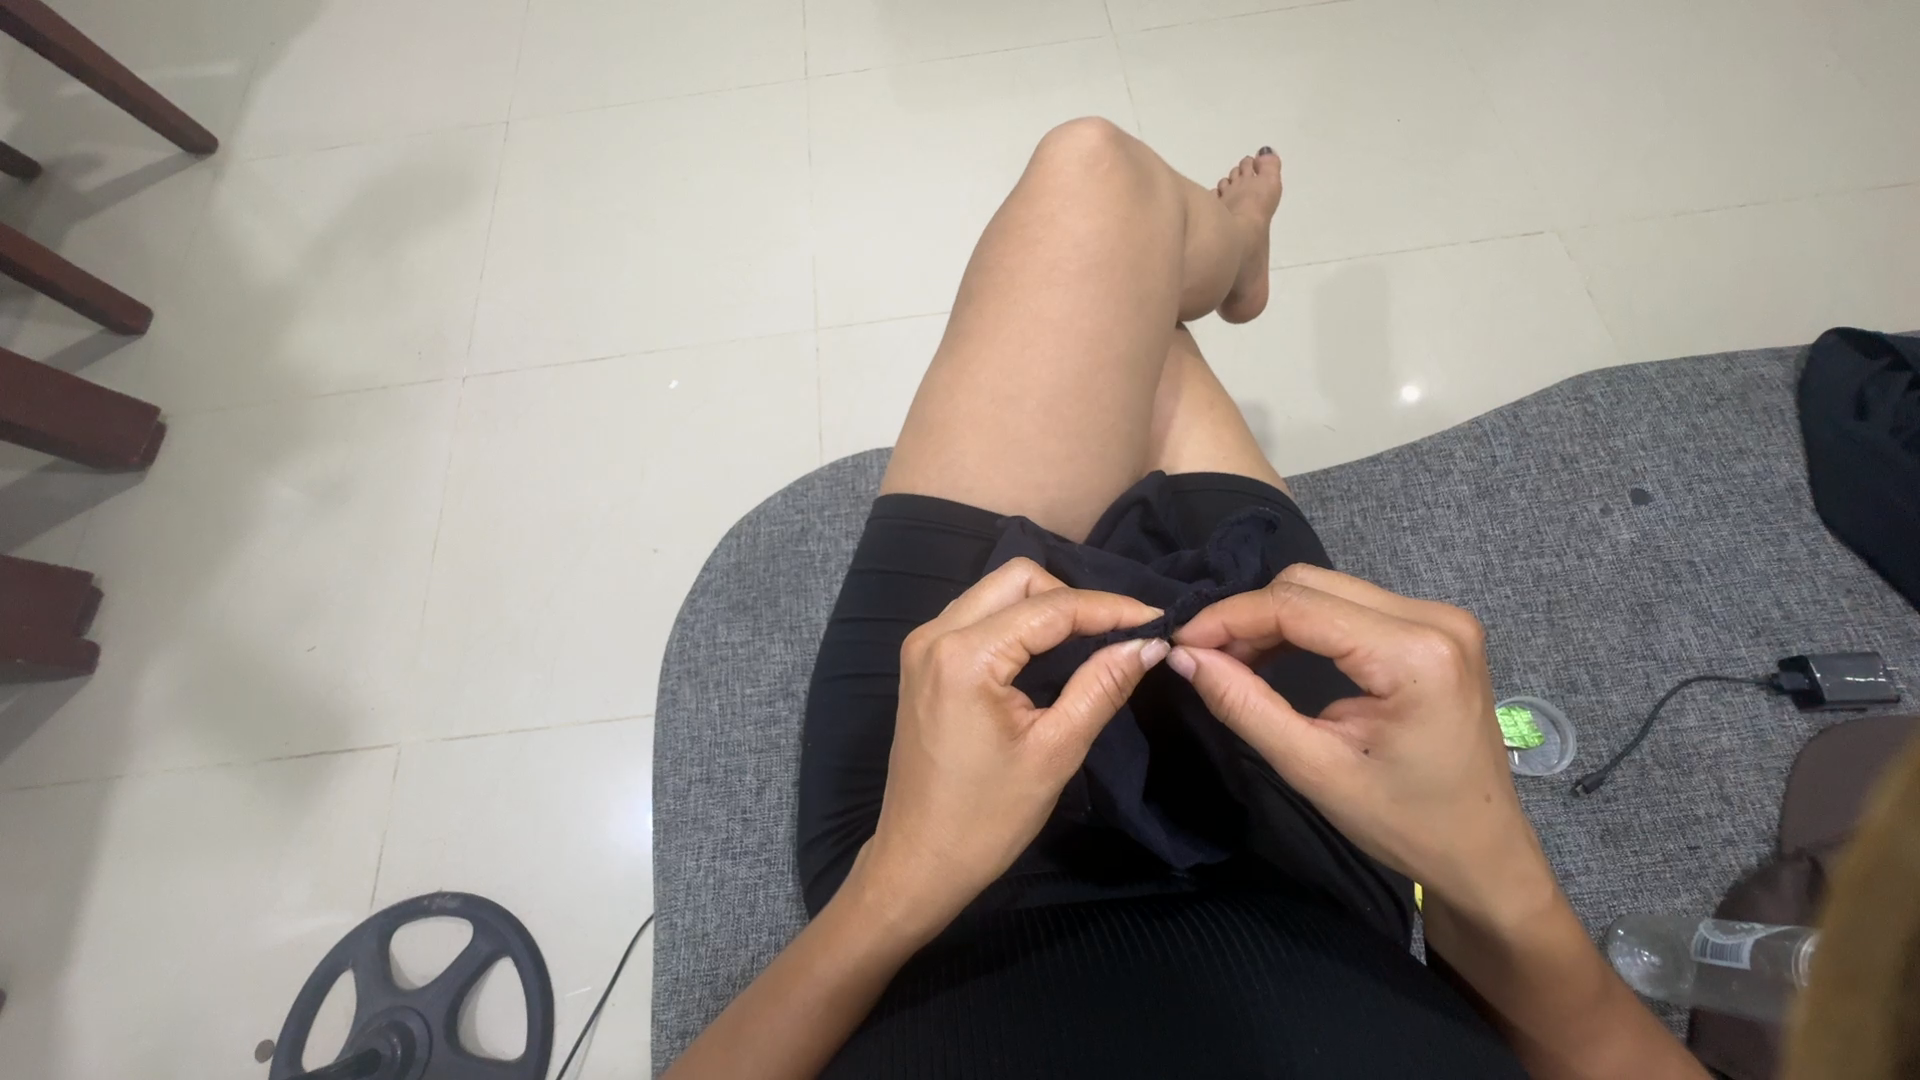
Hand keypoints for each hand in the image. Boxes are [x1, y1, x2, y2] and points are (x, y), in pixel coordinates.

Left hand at [851, 557, 1167, 938]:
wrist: (918, 860)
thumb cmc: (987, 818)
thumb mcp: (1056, 751)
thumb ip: (1101, 686)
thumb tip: (1148, 644)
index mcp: (965, 655)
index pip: (1050, 607)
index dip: (1109, 608)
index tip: (1155, 618)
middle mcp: (935, 633)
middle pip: (1018, 578)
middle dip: (1073, 598)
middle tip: (1117, 633)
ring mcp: (923, 644)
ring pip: (996, 591)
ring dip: (1044, 606)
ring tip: (1092, 638)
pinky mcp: (922, 659)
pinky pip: (977, 615)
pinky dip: (1017, 621)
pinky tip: (1047, 650)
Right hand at [1168, 563, 1550, 917]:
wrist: (1482, 853)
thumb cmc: (1403, 822)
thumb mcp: (1311, 767)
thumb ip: (1243, 704)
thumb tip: (1183, 656)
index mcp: (1414, 653)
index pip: (1296, 604)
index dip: (1228, 617)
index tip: (1180, 642)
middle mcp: (1433, 617)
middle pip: (1308, 584)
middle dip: (1246, 615)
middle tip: (1205, 657)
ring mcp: (1437, 617)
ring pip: (1323, 588)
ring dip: (1269, 618)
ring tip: (1233, 660)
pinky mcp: (1431, 627)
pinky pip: (1345, 604)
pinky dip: (1299, 625)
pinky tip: (1272, 654)